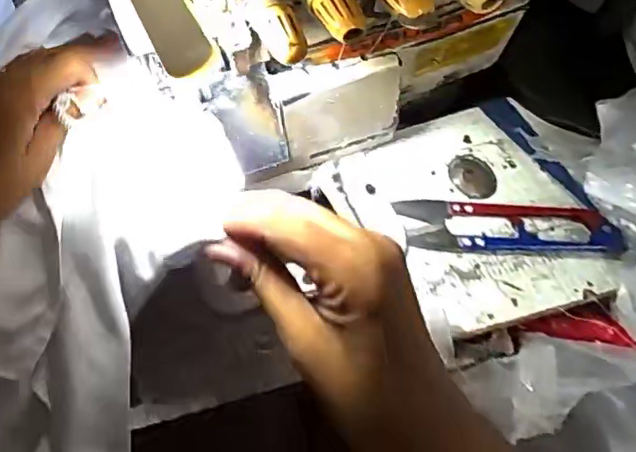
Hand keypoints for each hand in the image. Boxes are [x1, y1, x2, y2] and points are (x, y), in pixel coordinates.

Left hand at [0, 36, 117, 260]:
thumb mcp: (37, 160)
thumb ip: (61, 120)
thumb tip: (83, 95)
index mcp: (17, 91)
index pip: (64, 60)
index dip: (91, 62)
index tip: (112, 68)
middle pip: (44, 54)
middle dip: (76, 55)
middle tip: (107, 51)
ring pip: (26, 62)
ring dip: (54, 64)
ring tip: (80, 75)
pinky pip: (9, 75)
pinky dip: (33, 75)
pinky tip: (44, 92)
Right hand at [208, 191, 508, 451]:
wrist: (424, 426)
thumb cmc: (365, 397)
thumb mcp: (305, 342)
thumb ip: (265, 283)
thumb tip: (222, 246)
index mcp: (356, 261)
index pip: (289, 220)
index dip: (247, 218)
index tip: (212, 226)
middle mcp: (369, 238)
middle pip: (300, 209)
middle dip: (256, 215)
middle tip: (218, 233)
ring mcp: (377, 242)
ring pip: (311, 213)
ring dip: (272, 222)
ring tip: (235, 241)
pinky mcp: (376, 251)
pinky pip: (325, 227)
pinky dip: (293, 232)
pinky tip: (270, 247)